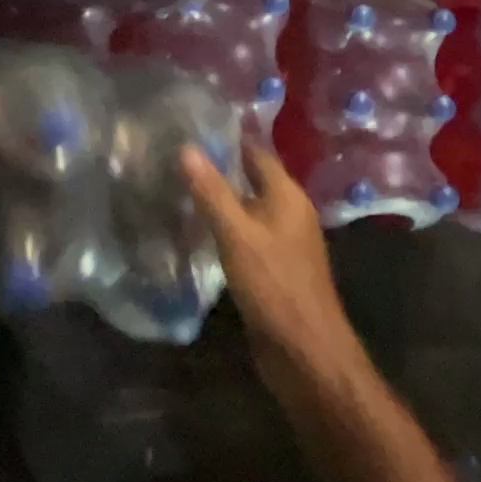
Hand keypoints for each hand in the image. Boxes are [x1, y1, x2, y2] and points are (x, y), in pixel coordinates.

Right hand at [182, 142, 356, 374]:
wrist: (306, 352)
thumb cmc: (274, 284)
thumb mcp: (236, 234)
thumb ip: (212, 192)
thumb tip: (186, 148)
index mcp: (287, 195)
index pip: (255, 153)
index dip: (226, 140)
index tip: (189, 129)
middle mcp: (289, 212)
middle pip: (251, 180)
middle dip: (218, 170)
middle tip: (174, 159)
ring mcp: (284, 243)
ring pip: (248, 210)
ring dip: (220, 201)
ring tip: (178, 190)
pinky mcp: (275, 269)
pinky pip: (247, 237)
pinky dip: (225, 230)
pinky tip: (198, 232)